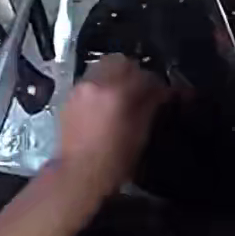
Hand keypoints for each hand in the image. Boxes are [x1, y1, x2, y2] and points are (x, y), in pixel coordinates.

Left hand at [51, 54, 166, 200]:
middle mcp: (98, 82)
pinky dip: (102, 82)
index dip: (157, 83)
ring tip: (124, 92)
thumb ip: (150, 106)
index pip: (144, 75)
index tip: (163, 92)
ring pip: (104, 65)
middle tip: (143, 88)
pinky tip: (106, 100)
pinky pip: (91, 77)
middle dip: (136, 71)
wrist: (77, 174)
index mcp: (118, 93)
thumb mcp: (139, 135)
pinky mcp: (71, 93)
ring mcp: (82, 86)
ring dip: (117, 74)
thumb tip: (162, 92)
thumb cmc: (113, 161)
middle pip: (122, 61)